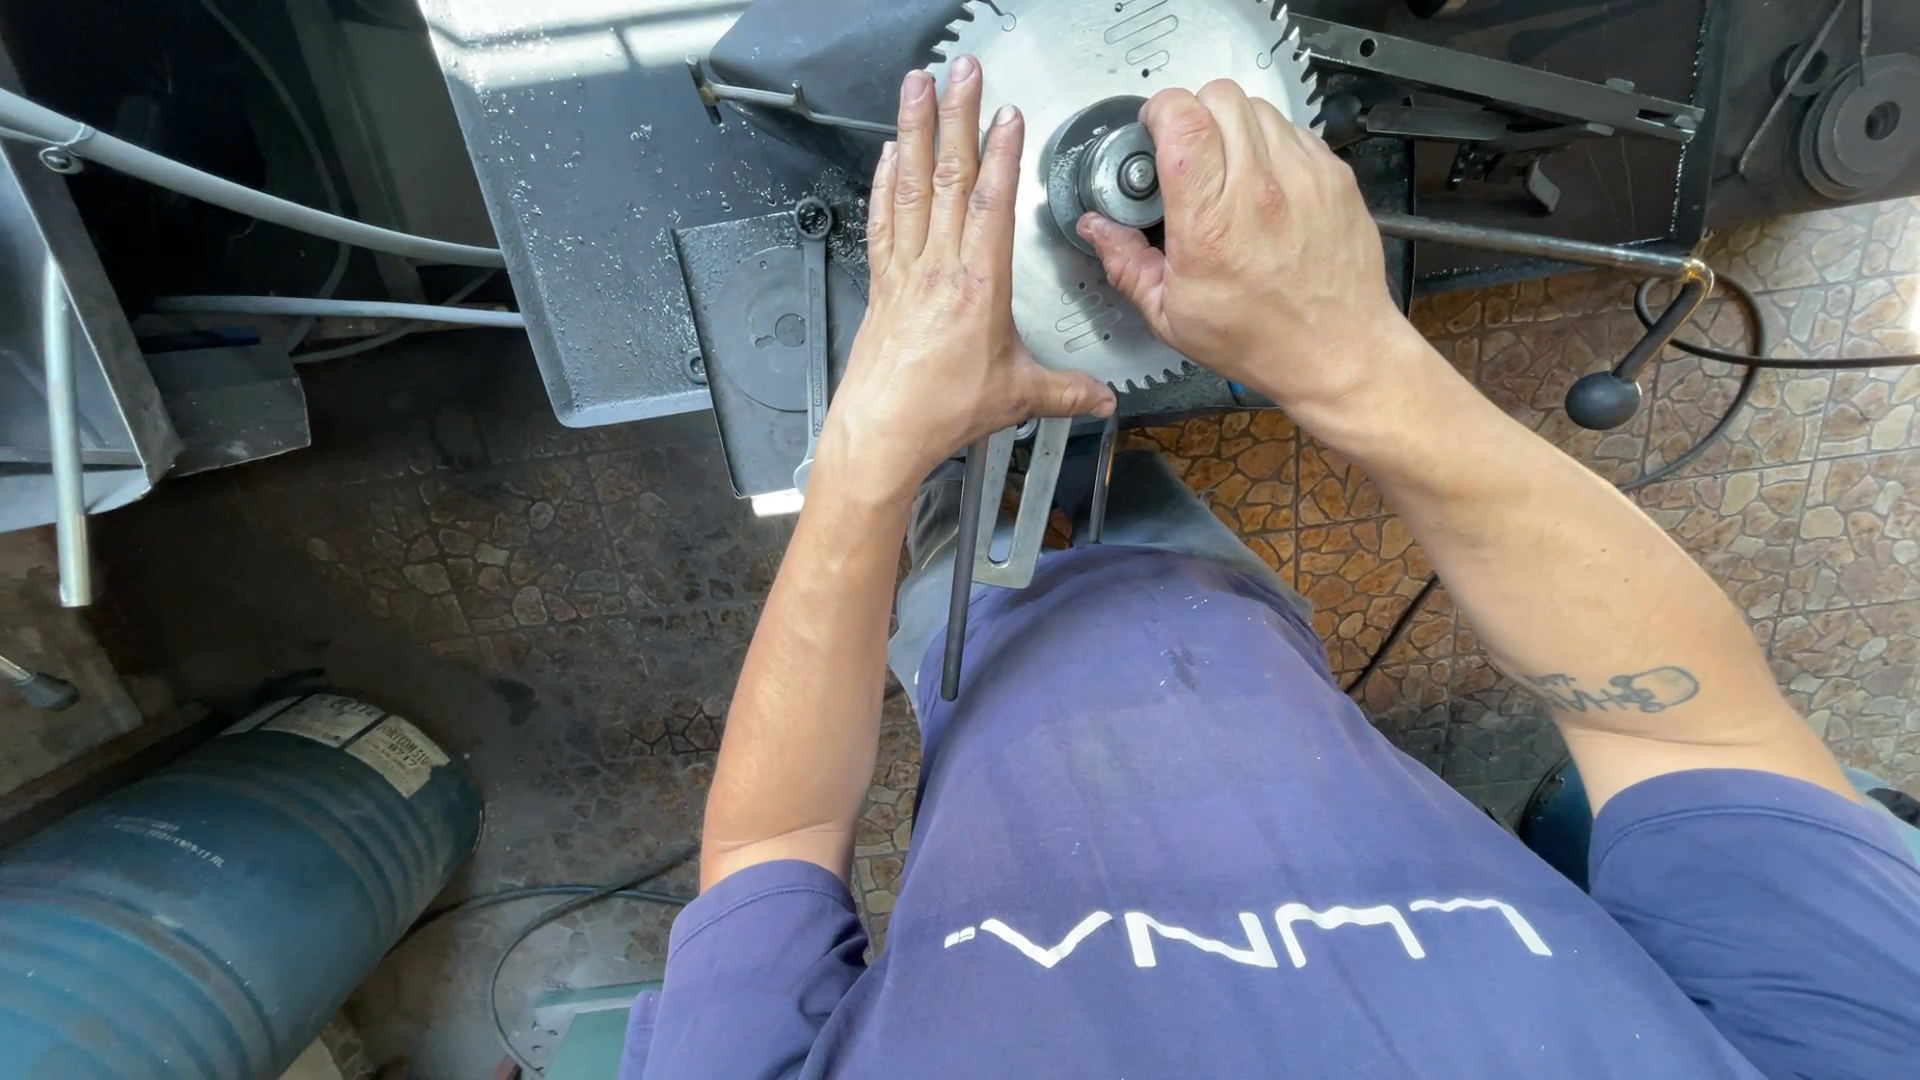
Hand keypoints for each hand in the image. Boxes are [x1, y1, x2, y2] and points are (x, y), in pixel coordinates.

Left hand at [820, 60, 1115, 504]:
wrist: (883, 432)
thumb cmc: (941, 411)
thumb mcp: (1016, 398)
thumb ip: (1065, 392)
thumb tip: (1102, 400)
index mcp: (978, 286)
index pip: (991, 203)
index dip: (1002, 153)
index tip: (1007, 112)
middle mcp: (937, 268)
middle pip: (948, 178)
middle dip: (957, 118)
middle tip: (961, 71)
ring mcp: (904, 273)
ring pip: (909, 188)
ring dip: (913, 133)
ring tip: (916, 89)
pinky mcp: (881, 286)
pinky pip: (882, 224)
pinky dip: (883, 187)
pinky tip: (885, 160)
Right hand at [1076, 81, 1422, 415]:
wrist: (1333, 350)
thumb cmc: (1254, 339)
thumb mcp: (1169, 316)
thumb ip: (1126, 265)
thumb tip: (1097, 229)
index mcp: (1210, 227)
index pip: (1183, 122)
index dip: (1161, 111)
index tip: (1153, 129)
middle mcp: (1260, 191)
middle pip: (1219, 97)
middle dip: (1193, 113)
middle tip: (1184, 151)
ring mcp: (1304, 176)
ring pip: (1257, 106)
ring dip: (1231, 127)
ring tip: (1223, 171)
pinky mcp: (1333, 174)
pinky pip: (1291, 129)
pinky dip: (1268, 144)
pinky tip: (1259, 185)